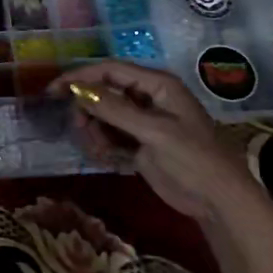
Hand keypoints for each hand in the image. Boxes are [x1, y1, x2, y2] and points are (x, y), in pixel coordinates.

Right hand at [51, 61, 257, 221]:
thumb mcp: (154, 132)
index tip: (53, 91)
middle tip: (82, 130)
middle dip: (88, 111)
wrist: (218, 202)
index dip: (80, 77)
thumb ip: (116, 110)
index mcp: (158, 85)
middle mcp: (148, 98)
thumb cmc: (194, 160)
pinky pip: (109, 137)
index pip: (110, 70)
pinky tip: (110, 160)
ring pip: (102, 117)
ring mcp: (143, 122)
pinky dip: (103, 147)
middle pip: (102, 93)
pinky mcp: (138, 144)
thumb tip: (78, 90)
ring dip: (95, 133)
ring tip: (103, 152)